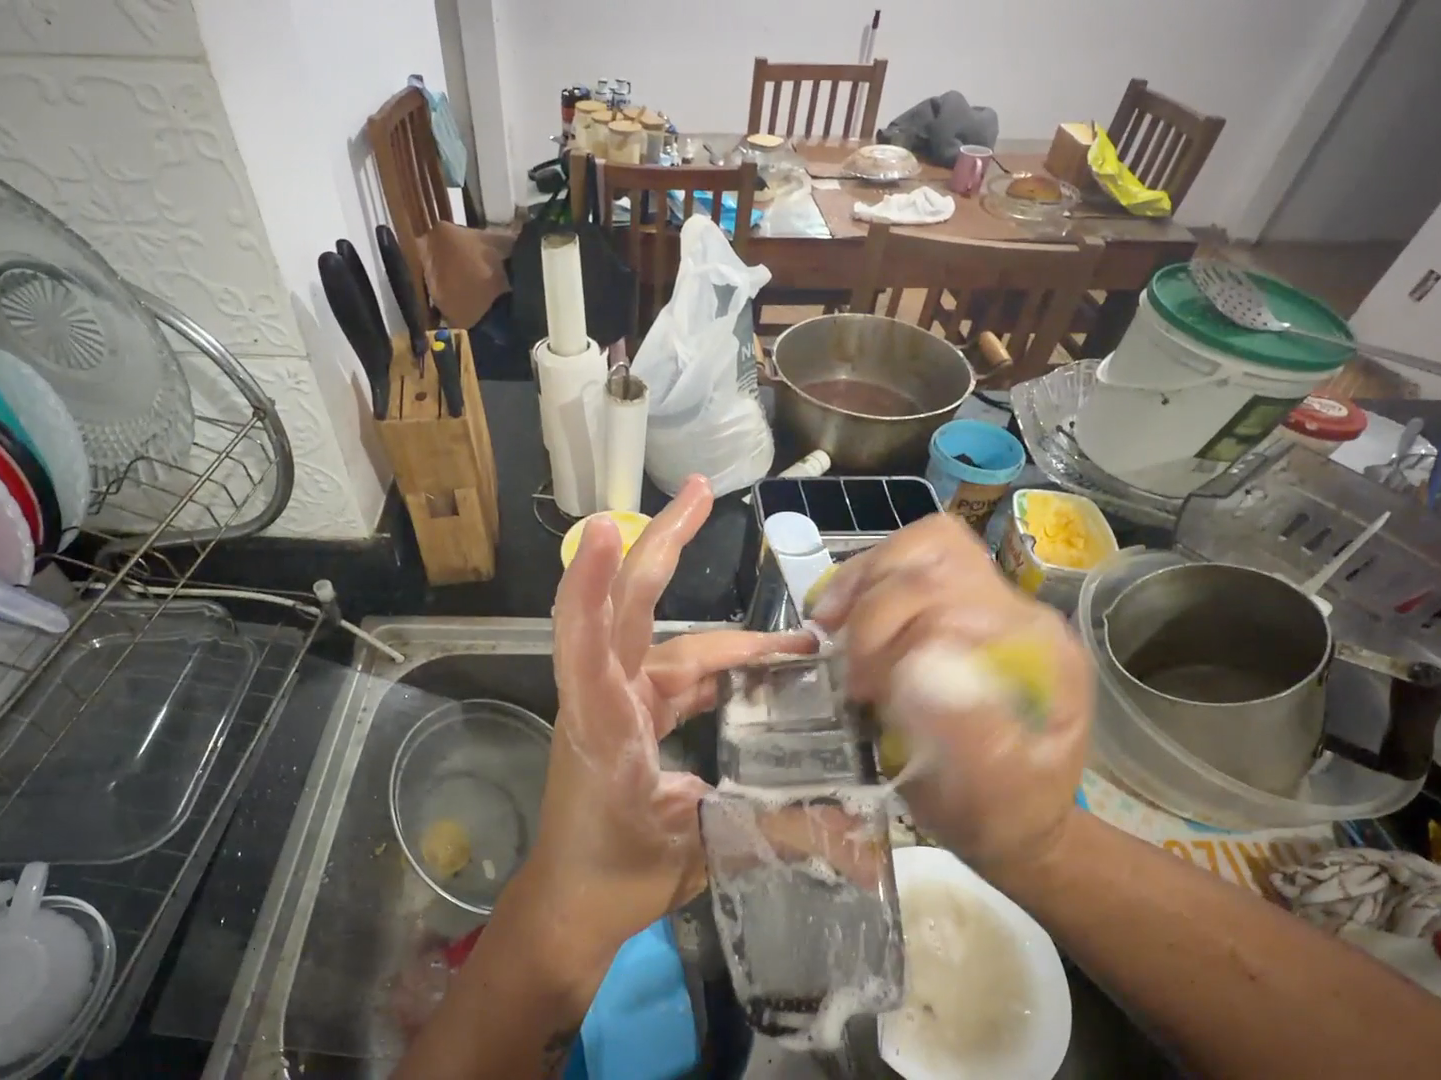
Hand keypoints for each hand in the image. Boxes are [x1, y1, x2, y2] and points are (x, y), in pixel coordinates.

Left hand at [517, 477, 814, 972]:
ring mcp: (622, 700)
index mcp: (606, 725)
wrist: (576, 903)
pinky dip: (725, 668)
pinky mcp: (636, 713)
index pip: (589, 642)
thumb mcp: (698, 850)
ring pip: (674, 642)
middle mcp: (608, 697)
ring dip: (730, 635)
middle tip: (703, 493)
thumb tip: (864, 838)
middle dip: (666, 544)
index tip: (612, 526)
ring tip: (799, 639)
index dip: (595, 582)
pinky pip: (682, 673)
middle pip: (632, 606)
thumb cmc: (619, 876)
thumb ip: (778, 831)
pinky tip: (771, 671)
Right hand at [810, 514, 1090, 875]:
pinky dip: (863, 581)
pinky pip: (909, 563)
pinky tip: (839, 615)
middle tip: (850, 667)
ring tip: (832, 626)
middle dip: (872, 608)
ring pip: (920, 547)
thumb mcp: (988, 790)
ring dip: (863, 582)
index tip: (863, 691)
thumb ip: (966, 730)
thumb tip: (916, 665)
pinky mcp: (960, 607)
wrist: (1016, 821)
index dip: (887, 633)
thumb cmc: (1000, 811)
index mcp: (1038, 650)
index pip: (949, 598)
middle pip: (934, 556)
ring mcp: (992, 604)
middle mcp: (1021, 614)